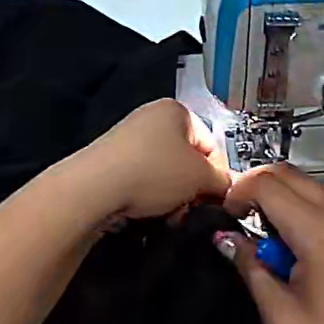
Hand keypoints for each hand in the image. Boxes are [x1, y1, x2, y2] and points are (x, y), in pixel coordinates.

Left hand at [54, 99, 232, 224]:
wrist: (95, 188)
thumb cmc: (153, 172)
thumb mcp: (200, 177)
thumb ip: (222, 181)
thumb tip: (228, 188)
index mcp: (177, 110)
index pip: (211, 144)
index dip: (217, 174)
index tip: (215, 198)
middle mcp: (152, 117)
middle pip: (187, 159)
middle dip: (191, 188)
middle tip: (189, 208)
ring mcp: (130, 137)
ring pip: (165, 172)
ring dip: (172, 196)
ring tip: (167, 214)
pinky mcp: (112, 159)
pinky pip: (142, 178)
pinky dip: (149, 195)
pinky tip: (147, 212)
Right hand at [217, 163, 323, 323]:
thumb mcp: (282, 319)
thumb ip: (250, 269)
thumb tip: (227, 240)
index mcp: (319, 232)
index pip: (267, 184)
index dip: (238, 191)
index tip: (227, 214)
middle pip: (288, 173)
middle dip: (257, 188)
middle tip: (241, 219)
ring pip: (310, 181)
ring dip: (285, 194)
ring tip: (274, 235)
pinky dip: (311, 202)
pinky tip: (306, 239)